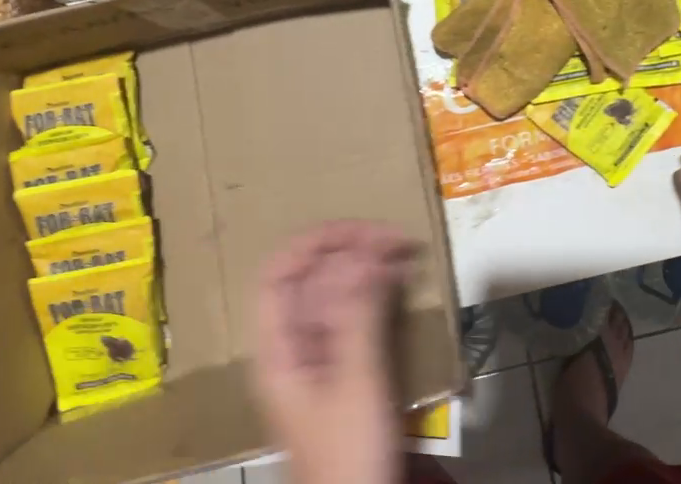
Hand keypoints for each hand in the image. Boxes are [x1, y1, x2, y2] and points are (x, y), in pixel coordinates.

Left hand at [252, 221, 417, 483]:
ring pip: (334, 294)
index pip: (278, 275)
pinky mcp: (343, 367)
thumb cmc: (348, 451)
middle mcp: (292, 344)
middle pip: (310, 280)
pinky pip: (353, 316)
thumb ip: (359, 314)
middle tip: (395, 237)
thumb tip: (366, 253)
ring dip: (365, 267)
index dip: (313, 244)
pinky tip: (398, 280)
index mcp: (278, 348)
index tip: (358, 229)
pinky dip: (374, 293)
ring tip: (403, 249)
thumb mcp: (355, 381)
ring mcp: (318, 356)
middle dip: (349, 249)